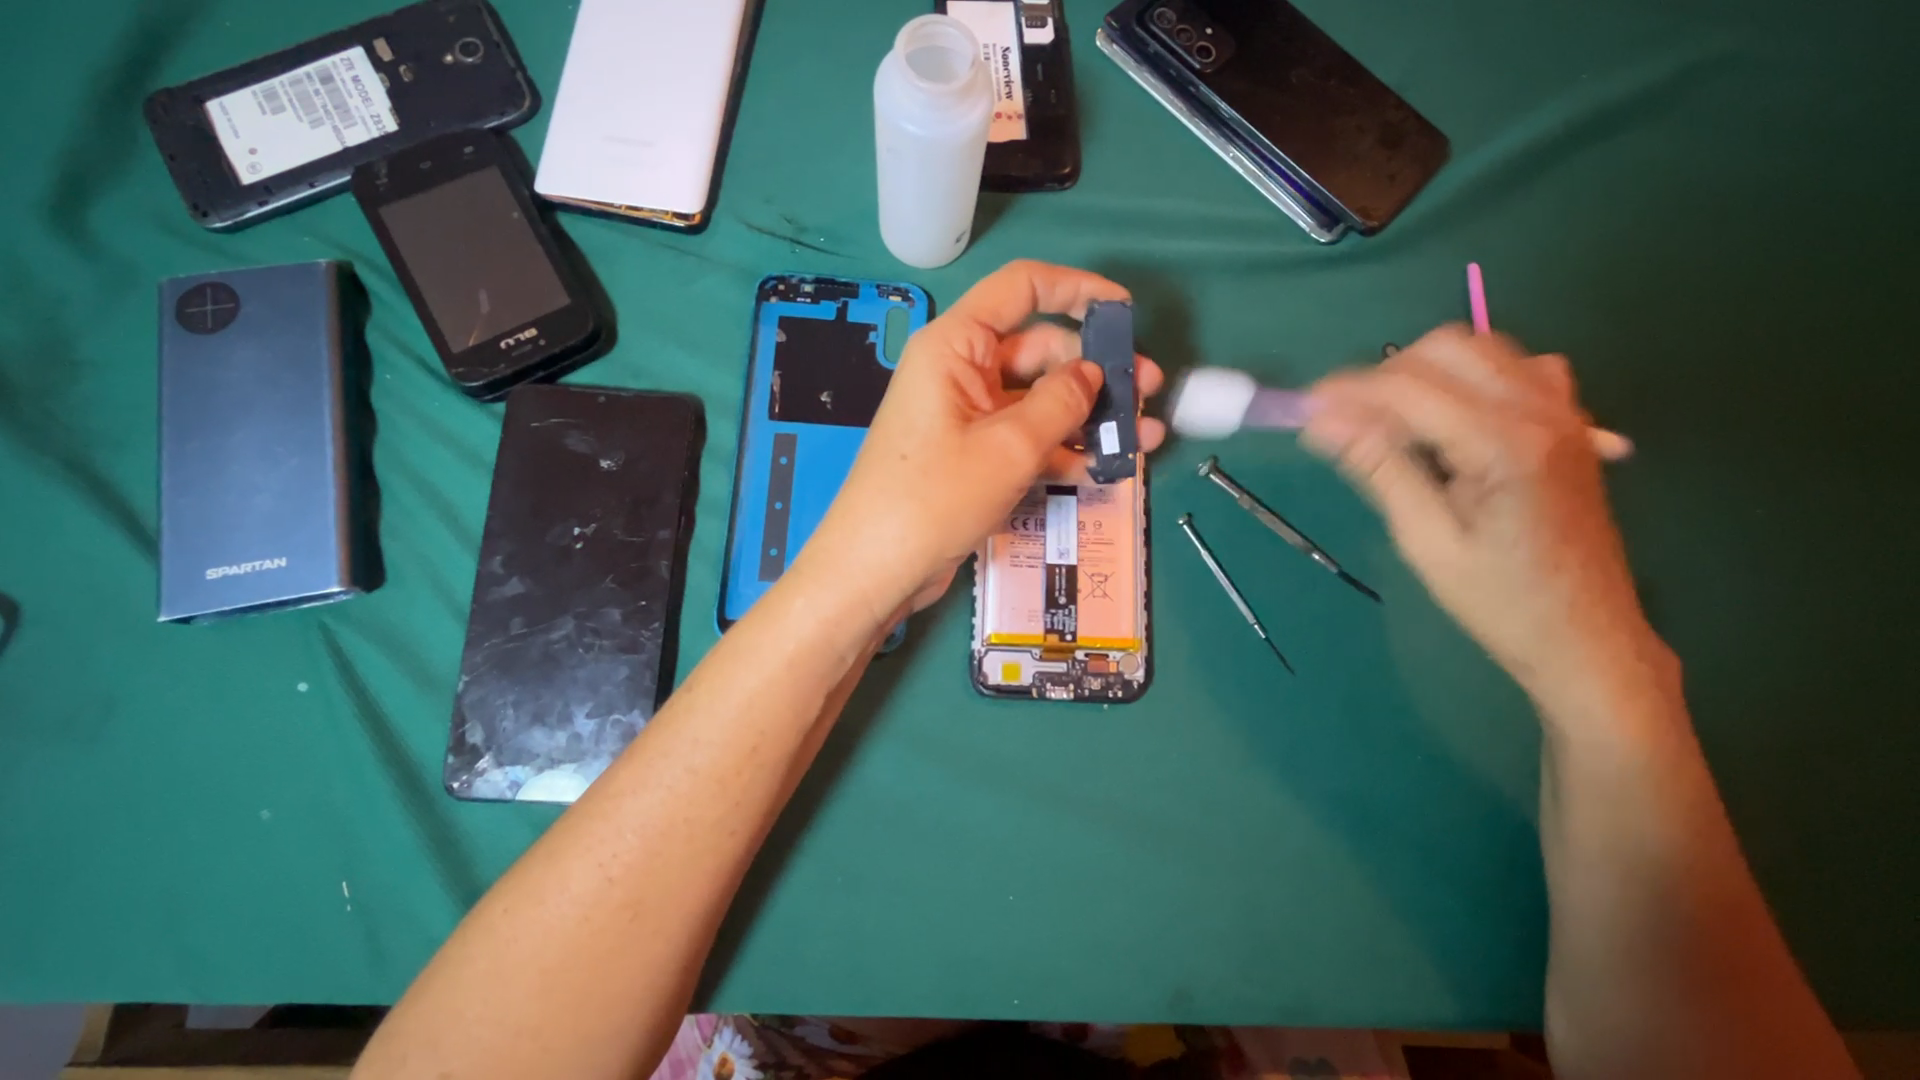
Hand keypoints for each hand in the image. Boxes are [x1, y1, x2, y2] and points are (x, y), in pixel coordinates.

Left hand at [795, 260, 1165, 618]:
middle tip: (1148, 393)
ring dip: (1089, 416)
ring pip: (1040, 400)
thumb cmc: (936, 496)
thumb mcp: (1009, 445)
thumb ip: (1061, 402)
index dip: (1076, 288)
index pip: (1021, 287)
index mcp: (957, 345)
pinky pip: (1027, 438)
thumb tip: (1092, 373)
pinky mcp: (975, 455)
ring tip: (1143, 437)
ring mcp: (968, 416)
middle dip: (1095, 370)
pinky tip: (1107, 467)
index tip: (1124, 309)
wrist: (879, 568)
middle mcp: (962, 370)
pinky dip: (1064, 449)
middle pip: (1040, 350)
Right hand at [1301, 325, 1666, 710]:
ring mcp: (1564, 413)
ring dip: (1428, 372)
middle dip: (1387, 375)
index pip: (1408, 387)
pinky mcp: (1571, 424)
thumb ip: (1379, 467)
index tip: (1303, 410)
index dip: (1348, 391)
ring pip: (1482, 349)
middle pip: (1447, 348)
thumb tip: (1321, 421)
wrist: (1587, 637)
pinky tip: (1454, 422)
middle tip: (1351, 423)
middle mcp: (1540, 411)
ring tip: (1395, 425)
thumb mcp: (1426, 539)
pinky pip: (1518, 369)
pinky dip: (1473, 379)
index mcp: (1503, 443)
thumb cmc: (1499, 602)